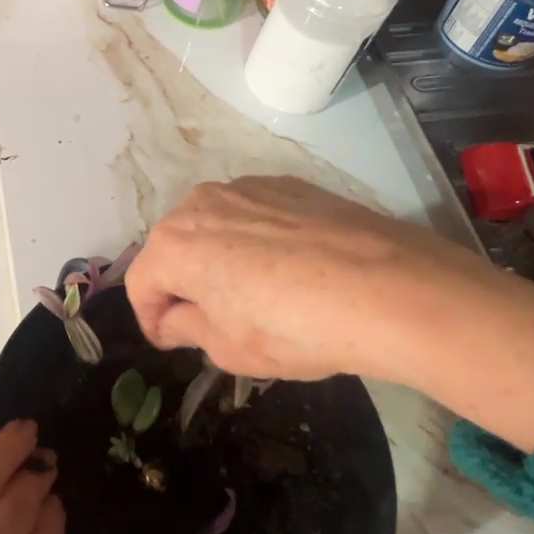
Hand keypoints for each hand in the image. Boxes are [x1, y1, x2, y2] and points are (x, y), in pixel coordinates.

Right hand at [126, 177, 533, 451]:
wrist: (392, 290)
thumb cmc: (295, 329)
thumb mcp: (230, 348)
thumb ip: (188, 328)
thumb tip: (175, 319)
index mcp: (174, 244)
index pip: (141, 285)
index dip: (151, 320)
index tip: (170, 343)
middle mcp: (201, 203)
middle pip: (174, 248)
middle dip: (183, 284)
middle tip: (211, 322)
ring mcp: (248, 188)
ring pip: (215, 227)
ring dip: (219, 259)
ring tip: (254, 295)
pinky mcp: (290, 184)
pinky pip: (254, 216)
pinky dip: (256, 241)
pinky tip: (290, 271)